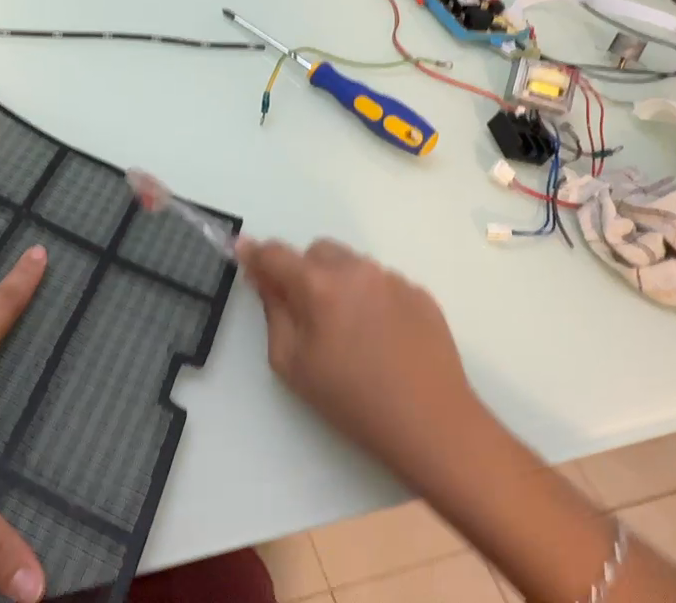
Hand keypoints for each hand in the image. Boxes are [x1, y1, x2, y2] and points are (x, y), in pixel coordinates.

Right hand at [236, 237, 481, 483]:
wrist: (432, 424)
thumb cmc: (351, 400)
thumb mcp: (292, 363)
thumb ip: (273, 311)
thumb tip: (263, 278)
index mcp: (318, 285)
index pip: (276, 253)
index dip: (255, 253)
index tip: (243, 252)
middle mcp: (356, 270)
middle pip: (317, 250)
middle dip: (302, 270)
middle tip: (304, 309)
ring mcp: (392, 279)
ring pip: (351, 264)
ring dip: (338, 282)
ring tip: (348, 329)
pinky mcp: (420, 294)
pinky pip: (382, 283)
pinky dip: (370, 297)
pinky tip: (379, 337)